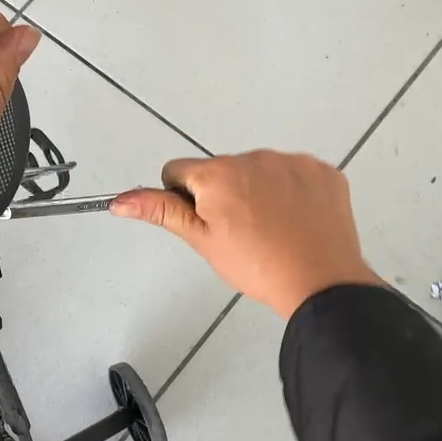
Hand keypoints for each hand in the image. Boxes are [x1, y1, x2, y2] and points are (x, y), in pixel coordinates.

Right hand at [110, 151, 382, 317]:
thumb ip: (159, 211)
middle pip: (219, 169)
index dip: (184, 198)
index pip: (177, 171)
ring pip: (256, 169)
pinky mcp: (323, 170)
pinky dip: (290, 190)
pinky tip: (295, 218)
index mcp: (217, 174)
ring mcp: (292, 161)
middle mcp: (253, 157)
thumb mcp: (200, 239)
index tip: (206, 223)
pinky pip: (293, 172)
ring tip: (270, 226)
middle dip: (221, 192)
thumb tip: (118, 201)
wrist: (322, 283)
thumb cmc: (253, 265)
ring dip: (255, 189)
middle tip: (239, 230)